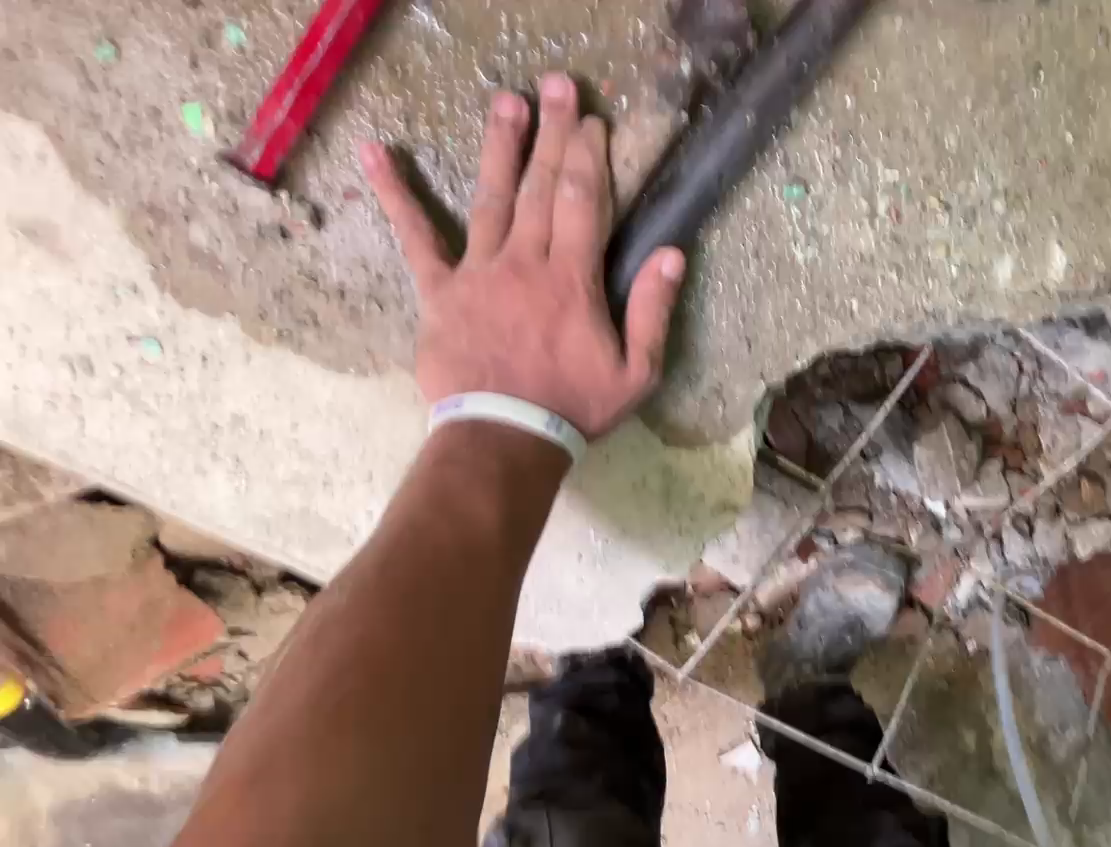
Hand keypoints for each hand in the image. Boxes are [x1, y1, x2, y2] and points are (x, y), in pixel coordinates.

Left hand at [359, 73, 684, 438]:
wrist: (506, 435)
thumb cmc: (577, 406)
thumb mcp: (637, 371)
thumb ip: (652, 311)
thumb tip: (670, 255)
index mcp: (573, 281)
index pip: (584, 204)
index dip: (590, 159)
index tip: (595, 122)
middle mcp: (524, 263)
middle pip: (540, 188)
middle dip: (553, 135)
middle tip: (557, 86)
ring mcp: (477, 272)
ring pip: (488, 198)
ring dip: (498, 147)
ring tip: (506, 100)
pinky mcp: (440, 291)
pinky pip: (417, 240)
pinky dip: (396, 197)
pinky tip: (377, 154)